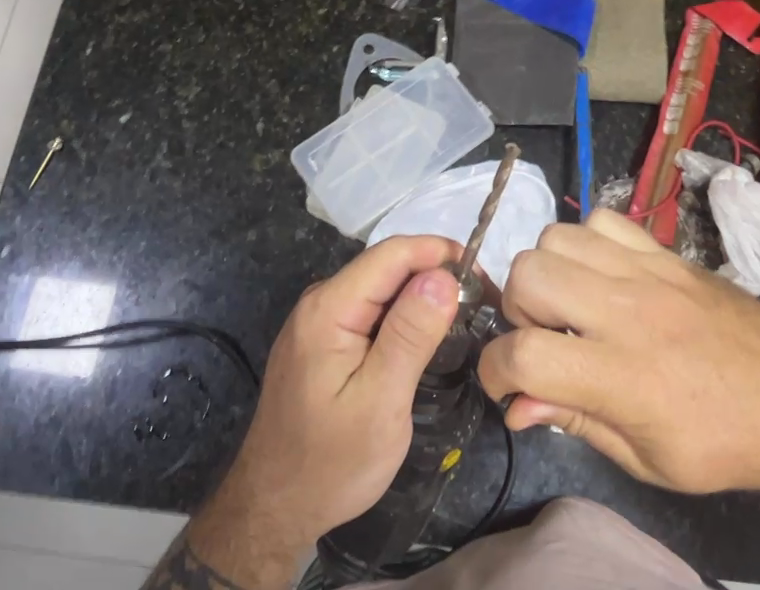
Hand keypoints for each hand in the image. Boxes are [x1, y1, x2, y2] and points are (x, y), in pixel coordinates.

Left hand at [201, 235, 463, 554]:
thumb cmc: (331, 462)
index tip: (484, 276)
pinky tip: (425, 340)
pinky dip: (401, 318)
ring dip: (421, 297)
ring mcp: (318, 322)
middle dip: (435, 275)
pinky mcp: (322, 342)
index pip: (392, 254)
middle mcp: (319, 302)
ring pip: (379, 290)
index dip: (440, 253)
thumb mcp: (381, 401)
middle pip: (386, 268)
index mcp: (329, 308)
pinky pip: (368, 312)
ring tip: (464, 320)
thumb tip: (443, 276)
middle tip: (483, 304)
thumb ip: (411, 335)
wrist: (275, 506)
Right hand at [477, 209, 759, 496]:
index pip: (522, 355)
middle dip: (518, 311)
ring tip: (572, 306)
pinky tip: (605, 277)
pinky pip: (603, 221)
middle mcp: (626, 312)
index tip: (506, 385)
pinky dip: (588, 244)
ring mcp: (648, 272)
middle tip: (546, 340)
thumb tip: (518, 404)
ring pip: (556, 238)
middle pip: (528, 275)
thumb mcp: (647, 459)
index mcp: (622, 377)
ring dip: (548, 273)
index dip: (494, 372)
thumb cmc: (726, 446)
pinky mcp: (667, 253)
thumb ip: (575, 422)